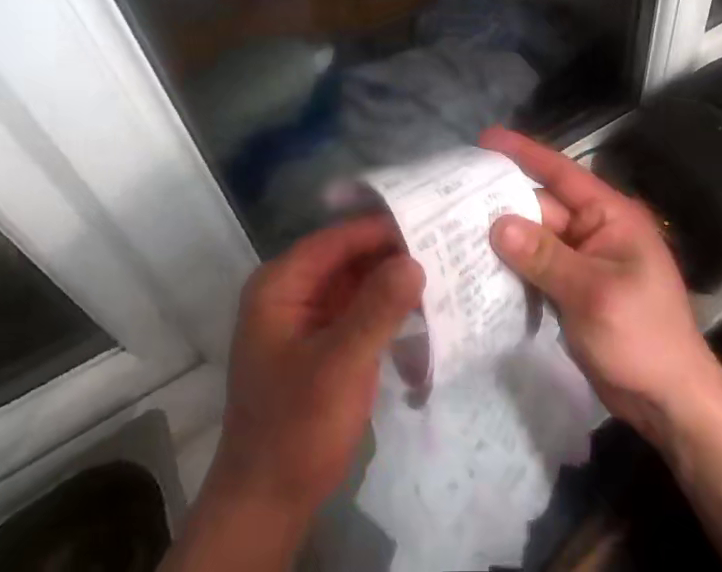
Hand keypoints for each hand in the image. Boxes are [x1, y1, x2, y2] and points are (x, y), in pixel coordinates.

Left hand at [208, 215, 424, 515]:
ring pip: (361, 280)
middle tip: (452, 241)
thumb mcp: (340, 364)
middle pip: (351, 256)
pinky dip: (392, 303)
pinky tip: (430, 301)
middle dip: (396, 251)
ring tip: (451, 264)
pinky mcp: (328, 340)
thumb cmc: (296, 427)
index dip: (386, 228)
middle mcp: (293, 291)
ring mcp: (311, 317)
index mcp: (281, 285)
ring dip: (398, 277)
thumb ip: (377, 309)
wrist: (269, 500)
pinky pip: (363, 307)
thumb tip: (416, 260)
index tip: (437, 221)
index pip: (339, 238)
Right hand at [480, 127, 721, 443]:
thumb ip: (544, 257)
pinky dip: (511, 269)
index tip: (485, 139)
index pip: (563, 174)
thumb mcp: (592, 292)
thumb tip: (498, 224)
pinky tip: (475, 268)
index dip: (525, 154)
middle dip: (500, 202)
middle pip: (541, 208)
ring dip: (500, 237)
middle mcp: (595, 232)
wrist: (667, 397)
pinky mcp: (572, 291)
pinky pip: (536, 269)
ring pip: (535, 240)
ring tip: (451, 228)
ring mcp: (583, 263)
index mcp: (610, 217)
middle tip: (449, 195)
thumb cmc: (641, 335)